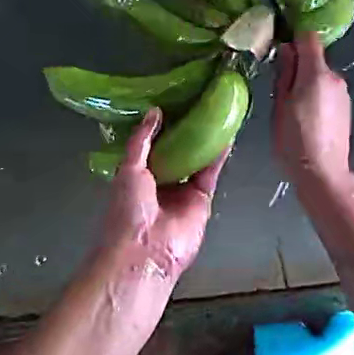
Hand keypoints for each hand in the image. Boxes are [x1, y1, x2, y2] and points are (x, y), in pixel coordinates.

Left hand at [92, 109, 226, 283]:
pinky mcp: (202, 197)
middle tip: (197, 104)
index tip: (172, 103)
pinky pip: (211, 172)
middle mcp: (160, 182)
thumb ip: (141, 140)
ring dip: (205, 140)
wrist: (145, 251)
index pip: (152, 146)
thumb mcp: (127, 170)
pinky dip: (219, 155)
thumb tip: (154, 111)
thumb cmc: (127, 211)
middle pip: (177, 151)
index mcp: (136, 177)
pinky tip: (226, 135)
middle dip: (185, 131)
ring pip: (196, 159)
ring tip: (215, 114)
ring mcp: (182, 190)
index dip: (162, 127)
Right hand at [274, 32, 351, 183]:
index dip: (294, 37)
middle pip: (316, 58)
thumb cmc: (294, 141)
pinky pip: (328, 90)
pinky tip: (307, 116)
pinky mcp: (346, 106)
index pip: (309, 38)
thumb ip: (285, 73)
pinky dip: (317, 94)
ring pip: (321, 75)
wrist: (324, 173)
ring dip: (308, 81)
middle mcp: (335, 78)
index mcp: (316, 74)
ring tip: (292, 106)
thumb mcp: (280, 106)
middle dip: (299, 64)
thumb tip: (287, 49)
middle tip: (279, 84)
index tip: (281, 43)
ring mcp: (343, 92)